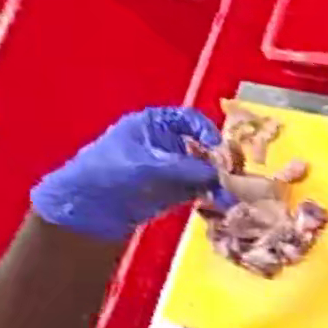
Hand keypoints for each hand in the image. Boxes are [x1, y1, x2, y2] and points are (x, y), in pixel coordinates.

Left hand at [30, 107, 220, 241]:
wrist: (93, 208)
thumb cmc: (110, 175)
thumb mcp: (147, 167)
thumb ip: (185, 168)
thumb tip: (221, 173)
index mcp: (155, 125)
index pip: (190, 119)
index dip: (208, 132)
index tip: (222, 152)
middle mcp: (169, 143)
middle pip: (205, 146)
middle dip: (221, 161)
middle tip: (234, 179)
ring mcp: (176, 168)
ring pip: (209, 170)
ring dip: (222, 182)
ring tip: (231, 198)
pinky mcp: (180, 191)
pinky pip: (206, 190)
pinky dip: (217, 196)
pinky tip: (223, 205)